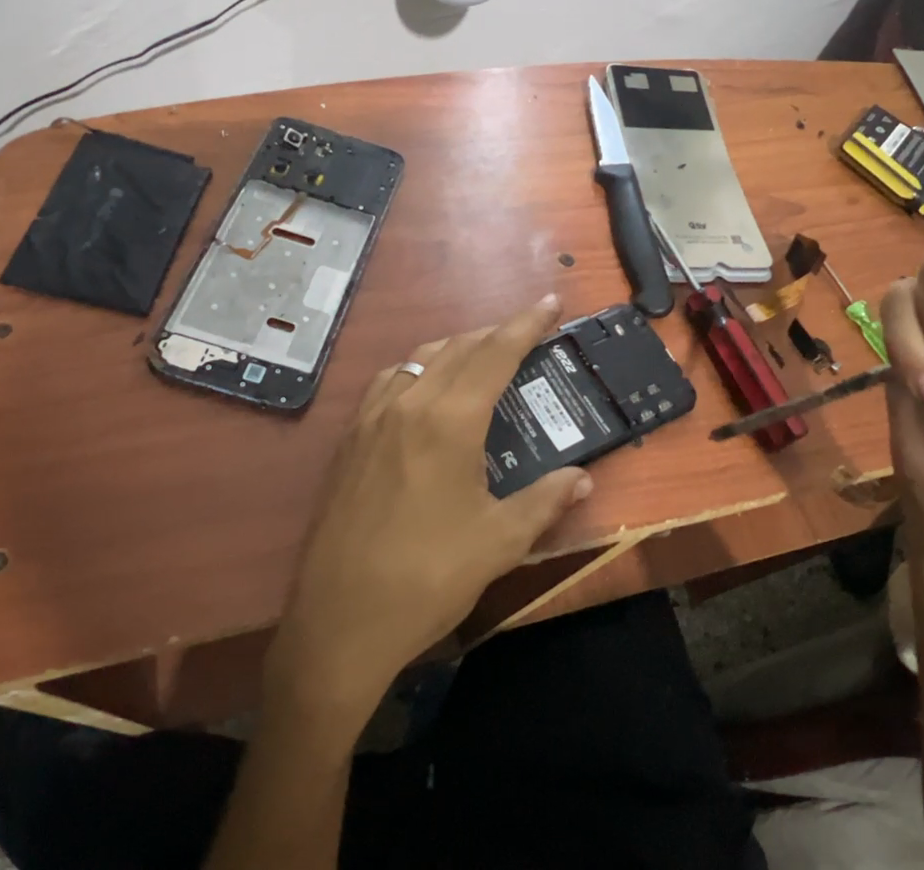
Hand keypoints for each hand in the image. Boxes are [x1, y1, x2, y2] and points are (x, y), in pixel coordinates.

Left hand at [270, 295, 594, 712]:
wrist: (342, 619)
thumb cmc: (429, 578)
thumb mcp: (499, 542)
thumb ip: (544, 501)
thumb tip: (581, 479)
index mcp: (448, 421)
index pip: (494, 355)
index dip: (526, 326)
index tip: (551, 303)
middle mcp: (406, 405)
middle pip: (455, 350)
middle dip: (494, 334)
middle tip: (526, 331)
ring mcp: (369, 421)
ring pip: (416, 361)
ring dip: (452, 349)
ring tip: (479, 357)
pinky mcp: (347, 443)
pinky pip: (386, 385)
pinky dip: (415, 372)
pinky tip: (422, 393)